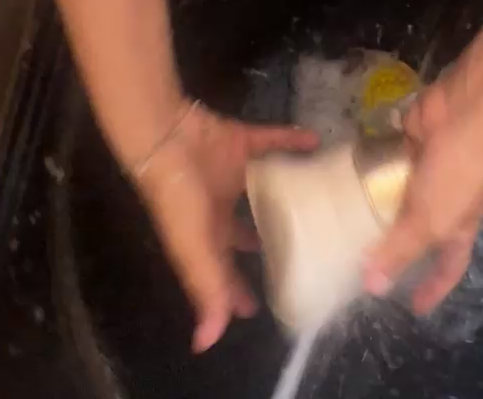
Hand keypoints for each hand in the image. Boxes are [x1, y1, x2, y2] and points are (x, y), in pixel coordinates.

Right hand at [129, 104, 316, 351]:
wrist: (165, 138)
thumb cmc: (178, 198)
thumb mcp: (192, 247)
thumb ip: (207, 286)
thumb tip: (205, 343)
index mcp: (205, 234)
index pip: (224, 269)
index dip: (238, 290)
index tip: (259, 307)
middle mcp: (219, 205)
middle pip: (246, 229)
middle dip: (269, 240)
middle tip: (303, 248)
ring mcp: (231, 172)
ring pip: (265, 185)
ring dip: (287, 190)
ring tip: (317, 198)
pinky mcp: (240, 141)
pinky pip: (272, 140)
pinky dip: (293, 140)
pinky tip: (315, 143)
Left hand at [360, 81, 482, 314]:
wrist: (462, 113)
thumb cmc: (455, 173)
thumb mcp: (429, 220)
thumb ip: (401, 250)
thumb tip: (373, 288)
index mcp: (456, 225)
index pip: (448, 266)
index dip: (434, 288)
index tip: (414, 308)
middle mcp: (441, 200)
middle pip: (415, 230)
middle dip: (391, 243)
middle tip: (358, 257)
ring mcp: (424, 170)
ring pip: (395, 196)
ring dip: (372, 204)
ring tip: (339, 220)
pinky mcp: (408, 143)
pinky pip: (383, 162)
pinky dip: (367, 169)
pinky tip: (341, 179)